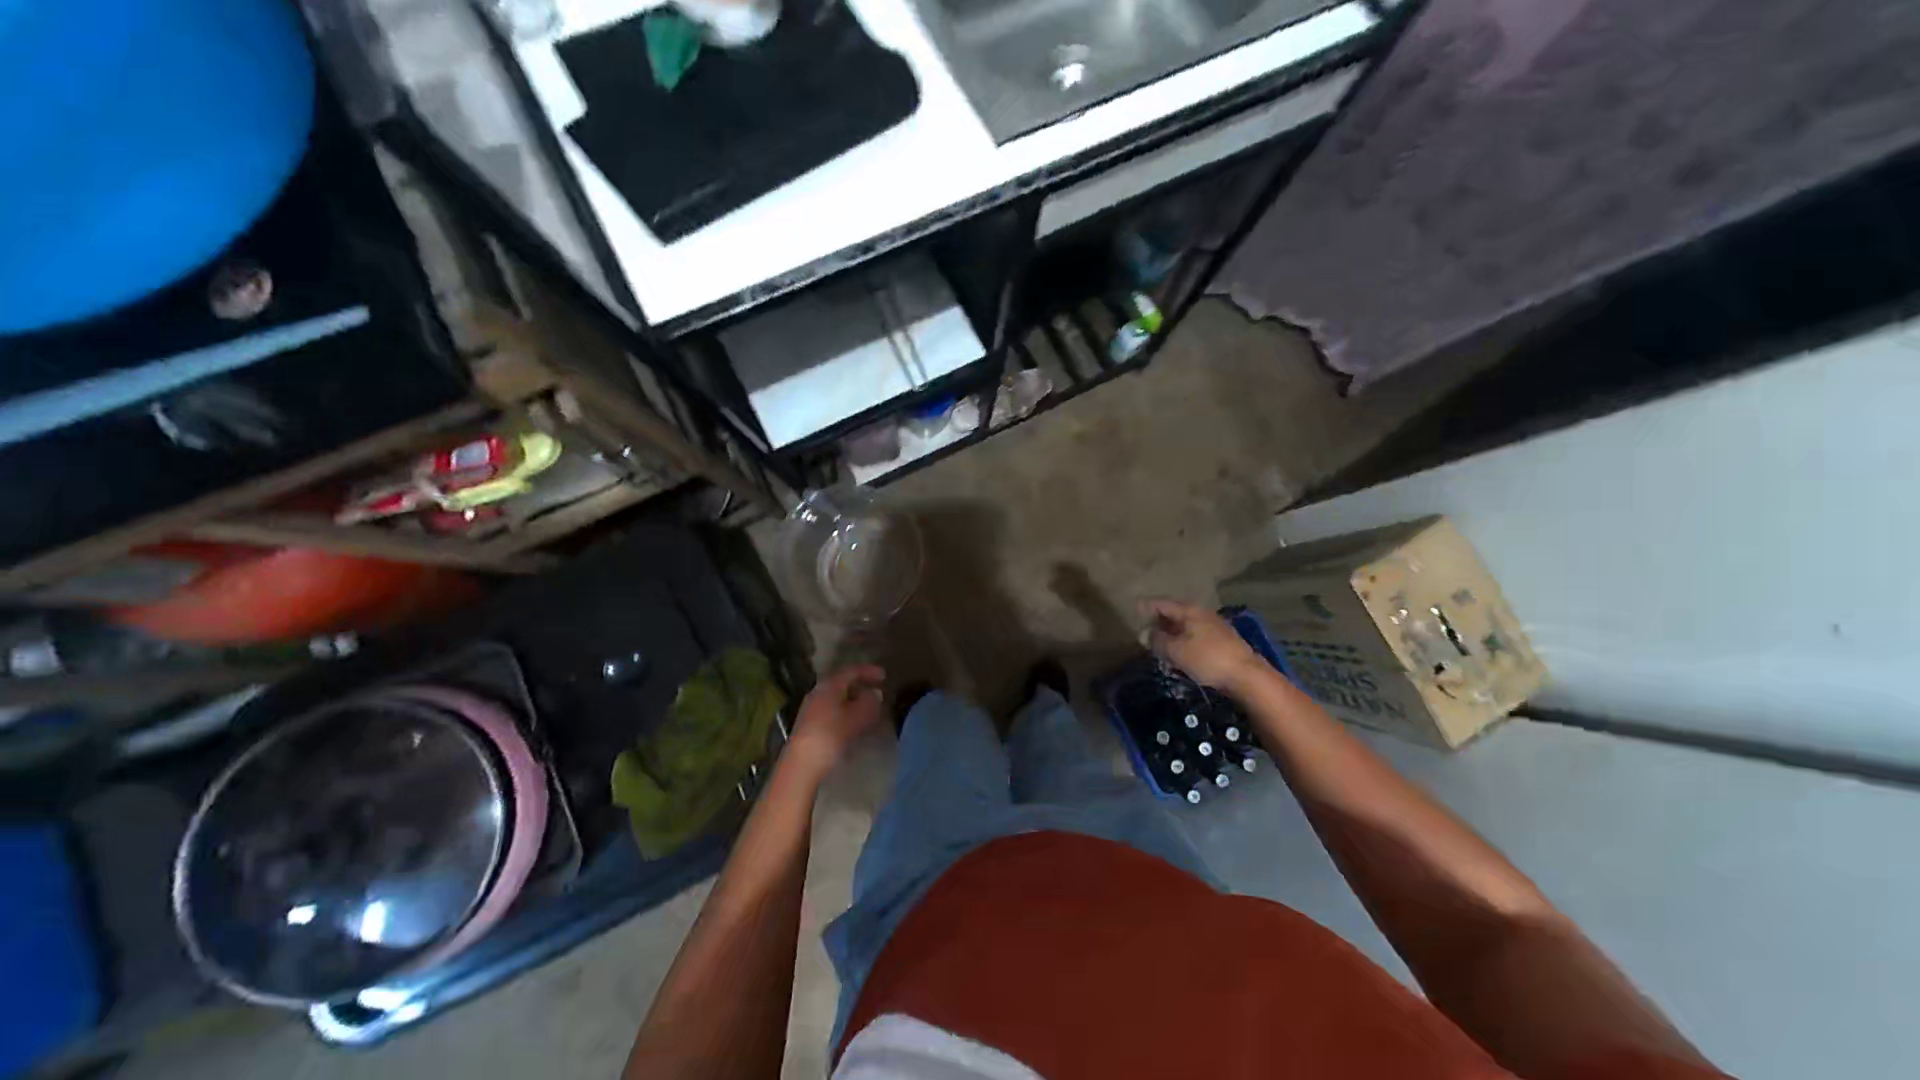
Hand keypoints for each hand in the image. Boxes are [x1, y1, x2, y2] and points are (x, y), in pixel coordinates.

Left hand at [784, 664, 886, 779]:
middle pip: (842, 683)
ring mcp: (811, 708)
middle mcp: (818, 692)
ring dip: (853, 700)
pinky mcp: (809, 724)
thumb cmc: (831, 735)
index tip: (884, 676)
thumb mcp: (856, 718)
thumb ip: (869, 703)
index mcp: (829, 685)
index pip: (851, 671)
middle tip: (877, 692)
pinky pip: (832, 710)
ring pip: (837, 698)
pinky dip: (846, 711)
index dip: (869, 671)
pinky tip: (853, 723)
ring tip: (868, 709)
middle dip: (861, 686)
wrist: (802, 764)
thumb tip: (876, 693)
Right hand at [1141, 599, 1264, 692]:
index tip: (1134, 609)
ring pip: (1185, 625)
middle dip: (1158, 621)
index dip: (1146, 606)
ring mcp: (1213, 625)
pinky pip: (1194, 635)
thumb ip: (1158, 640)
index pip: (1161, 603)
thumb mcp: (1176, 651)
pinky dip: (1183, 640)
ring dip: (1171, 633)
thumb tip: (1144, 633)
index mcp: (1189, 610)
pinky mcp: (1221, 640)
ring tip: (1159, 644)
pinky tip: (1179, 653)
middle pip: (1174, 613)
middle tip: (1144, 630)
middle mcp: (1201, 613)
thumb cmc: (1207, 659)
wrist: (1247, 675)